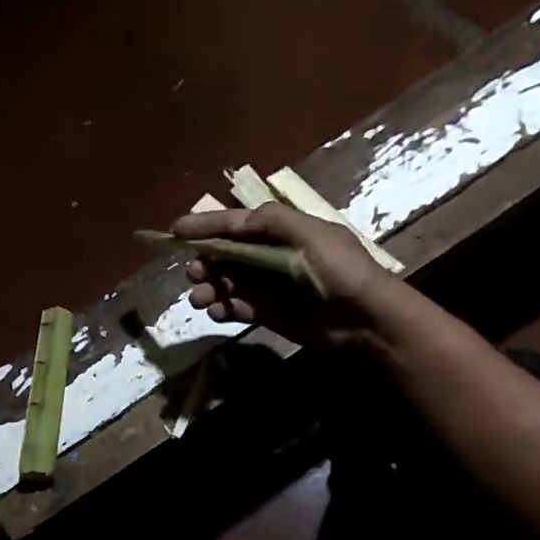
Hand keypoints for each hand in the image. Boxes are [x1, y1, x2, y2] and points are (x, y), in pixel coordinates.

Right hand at [170, 203, 395, 348]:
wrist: (365, 318)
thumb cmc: (340, 269)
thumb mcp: (310, 234)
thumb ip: (271, 222)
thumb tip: (234, 222)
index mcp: (279, 231)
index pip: (235, 223)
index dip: (205, 226)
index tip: (174, 232)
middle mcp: (269, 256)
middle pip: (225, 255)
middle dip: (204, 262)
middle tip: (193, 274)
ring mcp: (268, 286)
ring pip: (227, 283)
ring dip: (209, 289)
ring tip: (200, 299)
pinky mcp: (269, 313)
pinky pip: (237, 308)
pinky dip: (224, 310)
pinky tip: (218, 313)